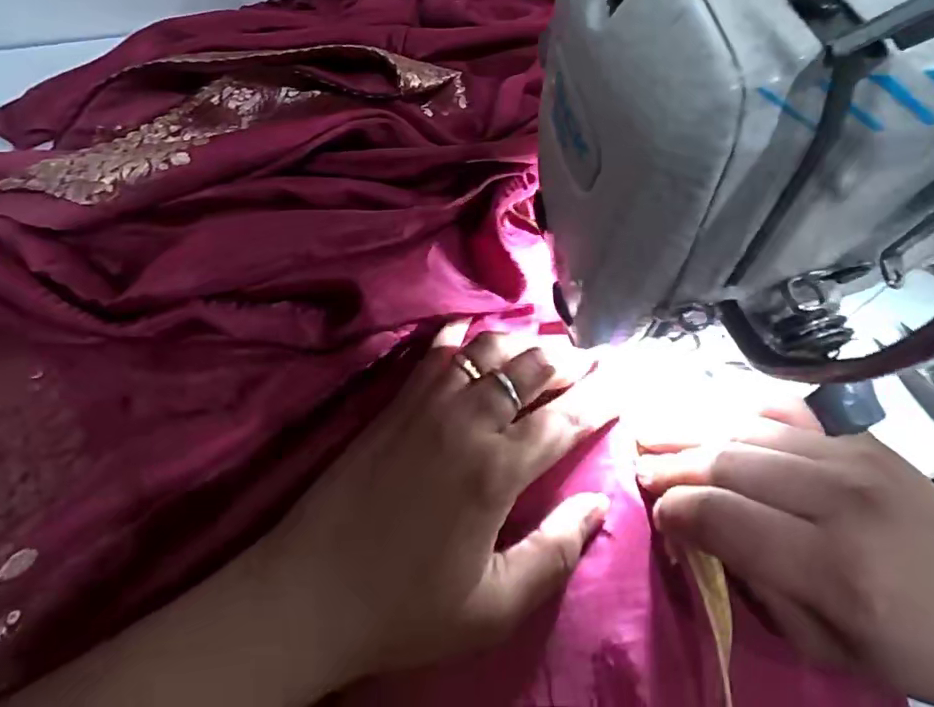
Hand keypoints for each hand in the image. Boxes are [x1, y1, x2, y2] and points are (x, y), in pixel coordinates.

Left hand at [249, 324, 617, 684]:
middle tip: (590, 358)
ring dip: (520, 341)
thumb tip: (599, 505)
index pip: (562, 420)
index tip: (621, 385)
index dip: (598, 400)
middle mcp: (464, 421)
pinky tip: (470, 325)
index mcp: (496, 471)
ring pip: (484, 351)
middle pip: (527, 370)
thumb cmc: (407, 607)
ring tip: (543, 343)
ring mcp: (424, 405)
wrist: (312, 589)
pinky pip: (433, 353)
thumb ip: (555, 552)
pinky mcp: (393, 402)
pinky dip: (458, 333)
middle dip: (566, 360)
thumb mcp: (495, 605)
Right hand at [637, 408, 933, 706]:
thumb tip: (687, 526)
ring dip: (692, 428)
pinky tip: (707, 414)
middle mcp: (843, 498)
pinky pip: (781, 408)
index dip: (674, 508)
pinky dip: (735, 409)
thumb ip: (748, 578)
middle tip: (638, 467)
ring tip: (655, 433)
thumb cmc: (910, 649)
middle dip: (671, 461)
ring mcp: (855, 456)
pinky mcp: (862, 436)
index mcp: (837, 568)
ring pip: (745, 426)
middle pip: (726, 459)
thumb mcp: (821, 642)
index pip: (722, 514)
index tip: (655, 513)